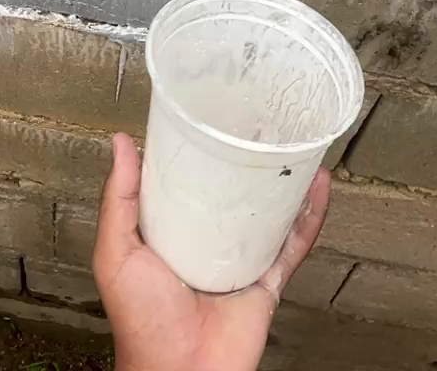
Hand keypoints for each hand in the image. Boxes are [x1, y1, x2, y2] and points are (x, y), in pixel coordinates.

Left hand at [92, 132, 329, 370]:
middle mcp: (209, 240)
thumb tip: (119, 144)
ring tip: (294, 143)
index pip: (186, 180)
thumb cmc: (142, 323)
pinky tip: (319, 186)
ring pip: (269, 211)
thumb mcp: (118, 254)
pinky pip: (293, 243)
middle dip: (246, 158)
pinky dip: (309, 215)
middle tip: (258, 119)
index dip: (197, 149)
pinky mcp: (268, 279)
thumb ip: (119, 201)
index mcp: (172, 230)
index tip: (207, 114)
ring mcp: (241, 258)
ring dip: (284, 180)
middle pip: (233, 191)